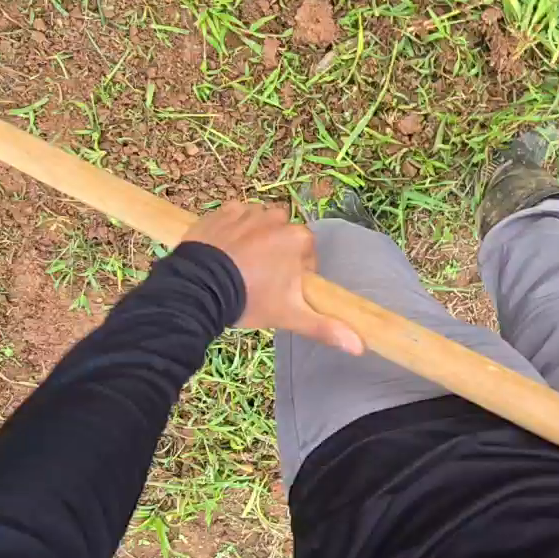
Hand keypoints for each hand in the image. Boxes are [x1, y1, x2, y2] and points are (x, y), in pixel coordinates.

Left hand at [181, 202, 363, 355]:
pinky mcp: (222, 211)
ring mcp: (248, 211)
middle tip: (260, 277)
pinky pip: (235, 215)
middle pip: (285, 234)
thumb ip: (325, 327)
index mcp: (298, 239)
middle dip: (277, 251)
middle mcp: (277, 218)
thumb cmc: (250, 299)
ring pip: (261, 222)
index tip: (281, 288)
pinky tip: (225, 249)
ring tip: (241, 263)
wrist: (198, 288)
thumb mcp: (290, 316)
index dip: (297, 271)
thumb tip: (360, 347)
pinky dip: (233, 228)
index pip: (307, 253)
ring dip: (256, 237)